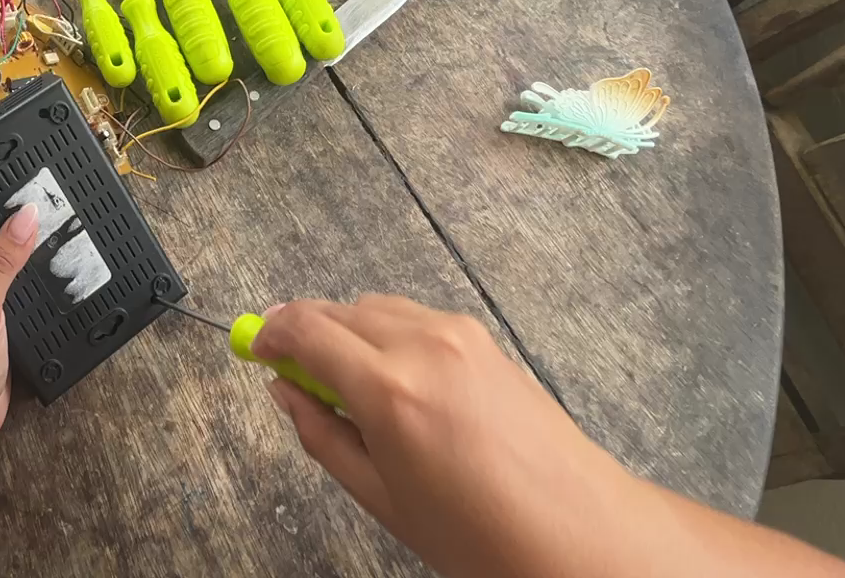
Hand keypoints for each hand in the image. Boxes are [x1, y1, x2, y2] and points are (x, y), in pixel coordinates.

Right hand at [252, 295, 638, 577]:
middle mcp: (418, 343)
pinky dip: (383, 331)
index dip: (270, 332)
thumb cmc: (477, 538)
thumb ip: (320, 434)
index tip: (254, 347)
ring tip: (348, 379)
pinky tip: (397, 377)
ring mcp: (454, 331)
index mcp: (389, 389)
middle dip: (303, 330)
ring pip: (370, 306)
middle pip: (333, 309)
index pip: (305, 330)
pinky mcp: (479, 333)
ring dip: (344, 329)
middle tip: (292, 368)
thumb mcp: (383, 499)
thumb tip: (283, 389)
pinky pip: (409, 315)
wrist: (590, 538)